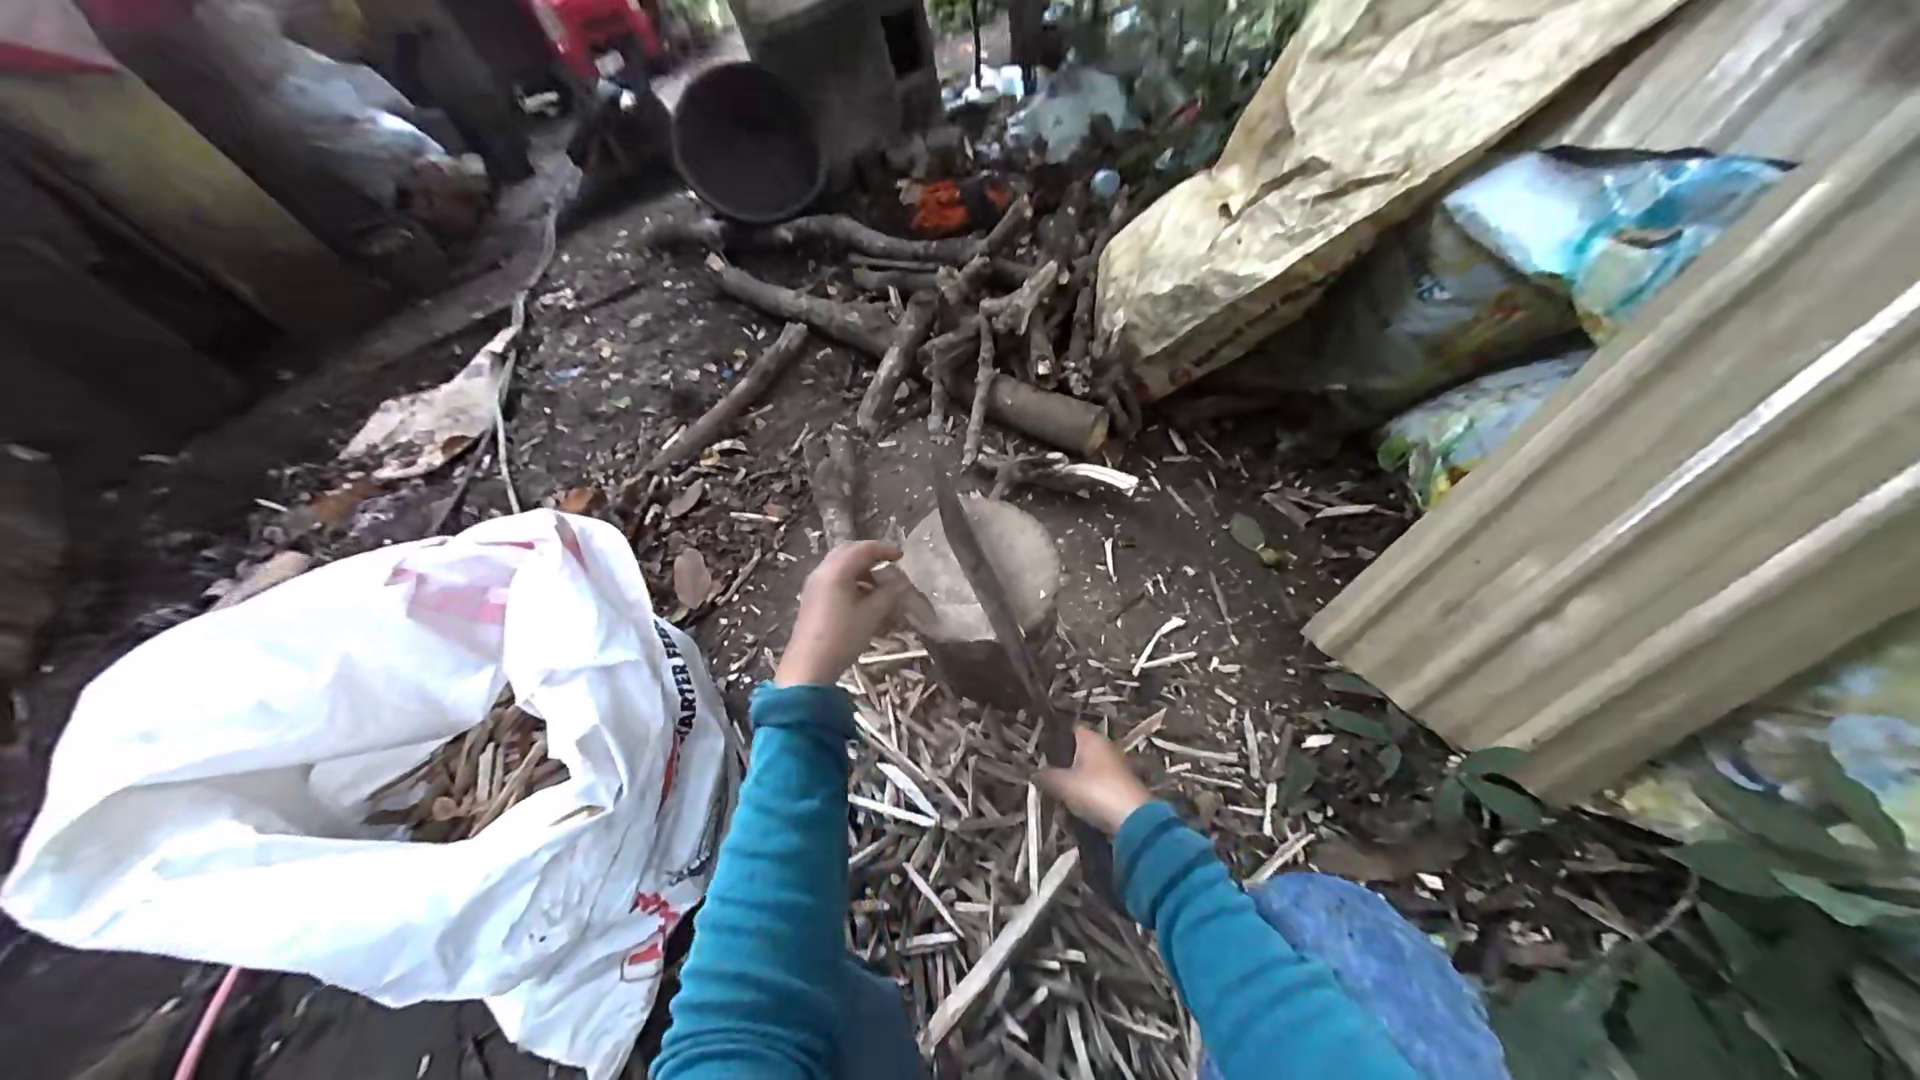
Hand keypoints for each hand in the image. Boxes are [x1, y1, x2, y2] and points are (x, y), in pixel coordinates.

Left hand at [774, 541, 912, 687]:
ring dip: (860, 567)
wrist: (808, 666)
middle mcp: (822, 571)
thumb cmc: (843, 638)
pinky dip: (850, 578)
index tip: (901, 557)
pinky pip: (833, 577)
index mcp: (836, 570)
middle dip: (870, 554)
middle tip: (889, 564)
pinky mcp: (811, 597)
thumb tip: (900, 582)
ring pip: (839, 564)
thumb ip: (888, 593)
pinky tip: (862, 595)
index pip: (863, 549)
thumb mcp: (871, 615)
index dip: (884, 550)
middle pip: (848, 551)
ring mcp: (814, 584)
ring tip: (879, 583)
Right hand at [1036, 726, 1152, 834]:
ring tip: (1056, 795)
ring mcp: (1116, 767)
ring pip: (1087, 770)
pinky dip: (1086, 794)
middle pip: (1078, 751)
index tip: (1039, 749)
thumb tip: (1033, 772)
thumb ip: (1045, 776)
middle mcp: (1106, 747)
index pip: (1070, 728)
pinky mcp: (1121, 787)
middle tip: (1043, 775)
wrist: (1133, 821)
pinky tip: (1074, 807)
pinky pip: (1096, 786)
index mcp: (1091, 738)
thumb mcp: (1062, 784)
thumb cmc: (1095, 791)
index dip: (1054, 736)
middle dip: (1062, 763)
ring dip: (1073, 782)